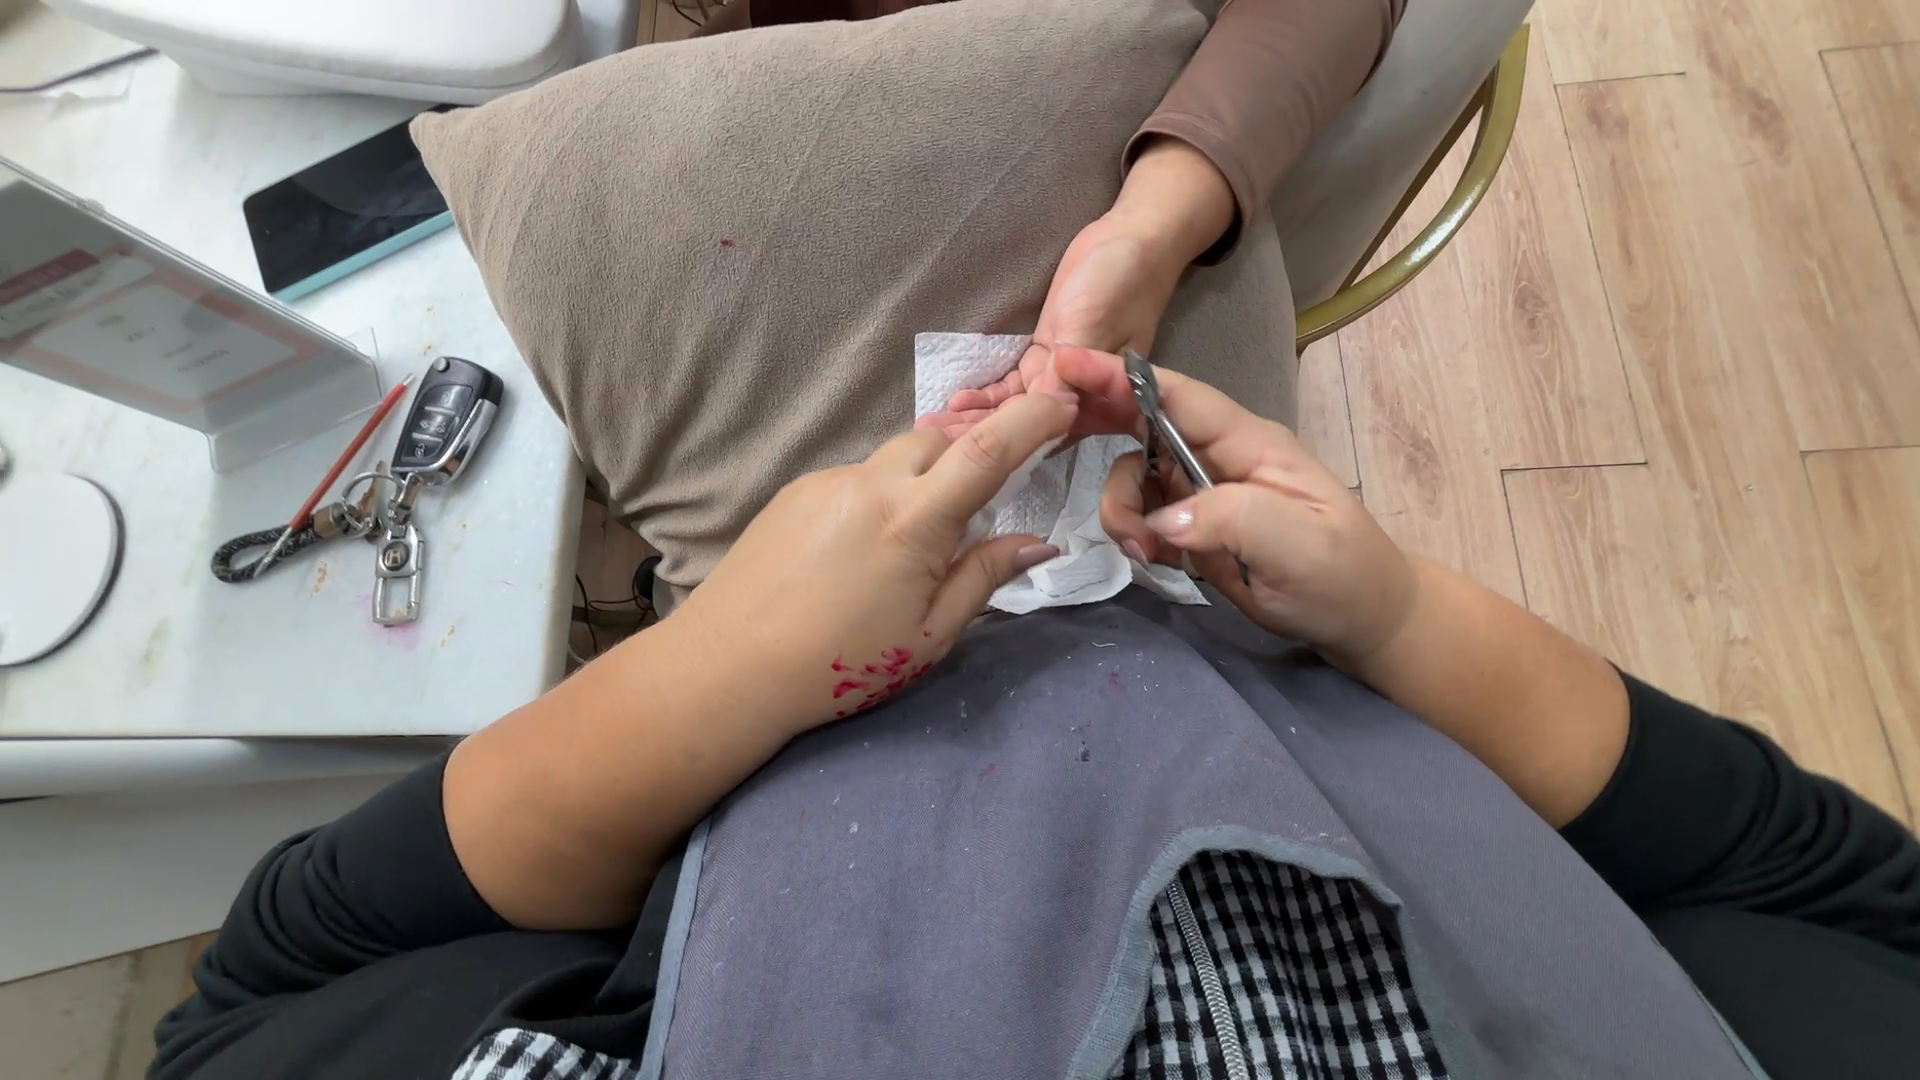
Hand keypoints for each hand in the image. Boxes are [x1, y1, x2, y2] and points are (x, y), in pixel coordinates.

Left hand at [671, 391, 1074, 734]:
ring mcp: (827, 482)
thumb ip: (984, 577)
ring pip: (894, 458)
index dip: (1032, 418)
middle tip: (973, 507)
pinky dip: (878, 495)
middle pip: (938, 438)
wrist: (726, 668)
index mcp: (912, 523)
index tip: (1061, 403)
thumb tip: (1039, 542)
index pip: (987, 450)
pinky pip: (856, 476)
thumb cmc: (839, 667)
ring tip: (905, 545)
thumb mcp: (928, 635)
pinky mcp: (795, 490)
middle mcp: (869, 485)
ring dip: (920, 480)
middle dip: (969, 455)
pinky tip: (857, 549)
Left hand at [919, 139, 1234, 436]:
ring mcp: (1057, 378)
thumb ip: (1066, 372)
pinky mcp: (1043, 359)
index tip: (974, 461)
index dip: (1014, 447)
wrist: (1127, 240)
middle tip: (939, 447)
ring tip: (939, 429)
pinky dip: (987, 396)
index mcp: (1101, 398)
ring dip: (980, 419)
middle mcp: (1079, 397)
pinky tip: (957, 403)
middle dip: (986, 439)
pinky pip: (1012, 386)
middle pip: (1028, 428)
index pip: (1053, 432)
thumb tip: (1040, 419)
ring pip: (1015, 409)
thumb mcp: (1092, 327)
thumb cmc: (1121, 283)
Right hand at [1053, 344, 1417, 666]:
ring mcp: (1201, 492)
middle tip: (1060, 444)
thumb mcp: (1298, 544)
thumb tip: (1162, 522)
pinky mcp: (1191, 526)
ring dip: (1122, 512)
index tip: (1068, 360)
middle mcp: (1217, 457)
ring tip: (1144, 553)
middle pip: (1142, 430)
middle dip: (1103, 434)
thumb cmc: (1341, 572)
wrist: (1358, 616)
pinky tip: (1157, 560)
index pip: (1178, 398)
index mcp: (1247, 443)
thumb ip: (1232, 519)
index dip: (1122, 377)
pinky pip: (1142, 518)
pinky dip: (1134, 535)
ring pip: (1134, 481)